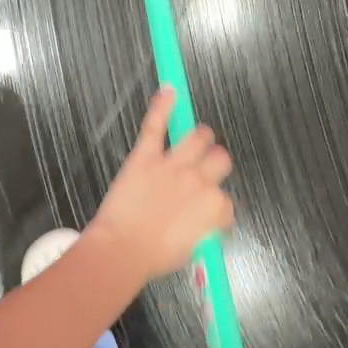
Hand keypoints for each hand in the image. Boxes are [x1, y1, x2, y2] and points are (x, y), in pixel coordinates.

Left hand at [86, 87, 234, 281]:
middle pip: (220, 158)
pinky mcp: (145, 157)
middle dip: (214, 162)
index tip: (203, 213)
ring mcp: (172, 165)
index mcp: (214, 207)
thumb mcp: (191, 249)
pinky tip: (169, 91)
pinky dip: (162, 106)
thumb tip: (203, 223)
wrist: (122, 250)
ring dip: (199, 137)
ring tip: (194, 138)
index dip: (215, 206)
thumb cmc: (153, 256)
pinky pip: (156, 126)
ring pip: (198, 137)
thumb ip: (202, 228)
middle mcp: (199, 180)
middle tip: (202, 169)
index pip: (226, 198)